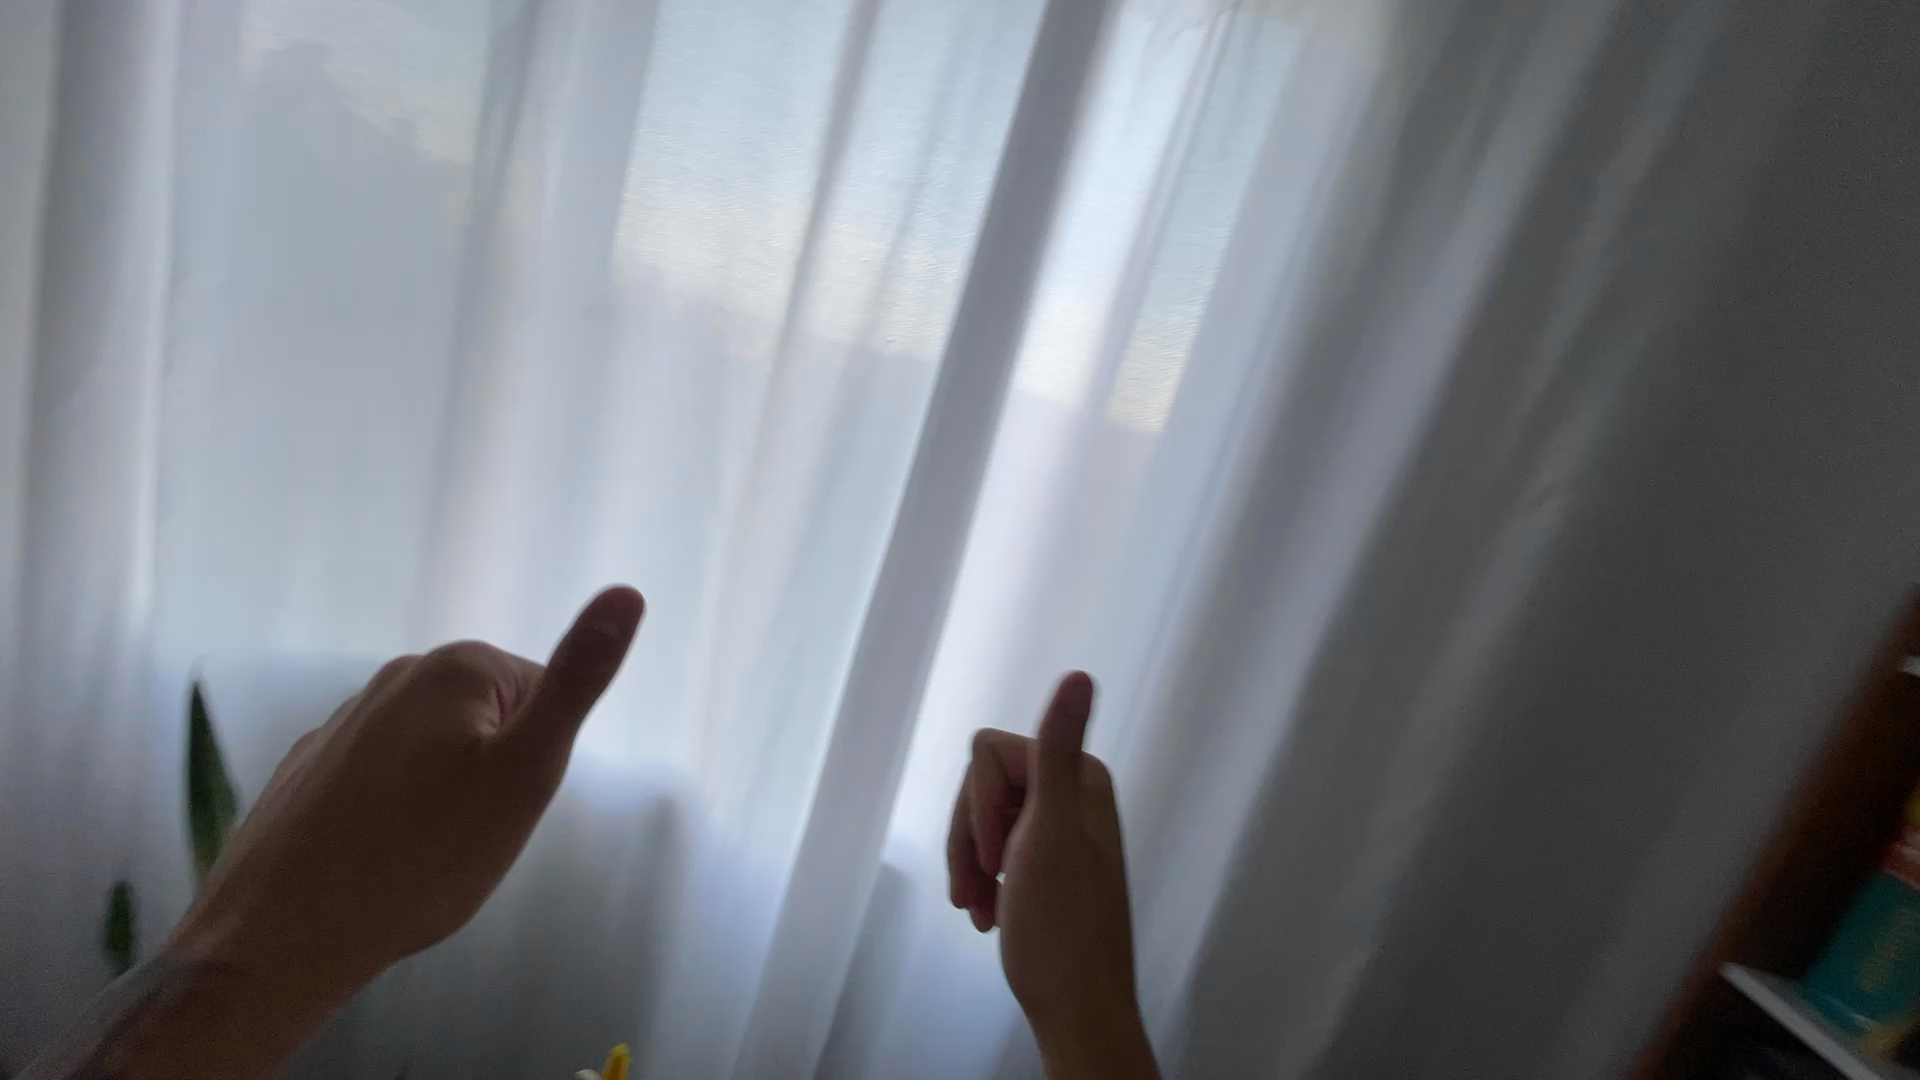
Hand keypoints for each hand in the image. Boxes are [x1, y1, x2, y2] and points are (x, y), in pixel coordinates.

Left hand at [164, 586, 643, 1061]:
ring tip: (429, 846)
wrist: (274, 947)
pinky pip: (389, 770)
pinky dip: (399, 802)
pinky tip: (381, 849)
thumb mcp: (530, 766)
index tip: (507, 801)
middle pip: (495, 716)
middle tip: (475, 827)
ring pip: (444, 744)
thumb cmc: (427, 853)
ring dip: (451, 786)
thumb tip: (628, 594)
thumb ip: (580, 677)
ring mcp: (347, 719)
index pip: (545, 697)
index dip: (538, 755)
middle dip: (498, 768)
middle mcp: (400, 675)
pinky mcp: (312, 765)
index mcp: (459, 667)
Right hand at [947, 673, 1158, 1079]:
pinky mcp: (1042, 858)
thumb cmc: (1061, 927)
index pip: (990, 752)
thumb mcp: (1051, 833)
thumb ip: (1057, 749)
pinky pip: (991, 846)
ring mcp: (1055, 826)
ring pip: (981, 818)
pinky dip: (980, 878)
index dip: (978, 803)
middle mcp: (1070, 790)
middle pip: (983, 785)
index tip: (993, 854)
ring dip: (971, 864)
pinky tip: (986, 913)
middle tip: (977, 889)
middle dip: (970, 839)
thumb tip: (1078, 672)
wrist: (1077, 1013)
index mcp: (1078, 775)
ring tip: (978, 908)